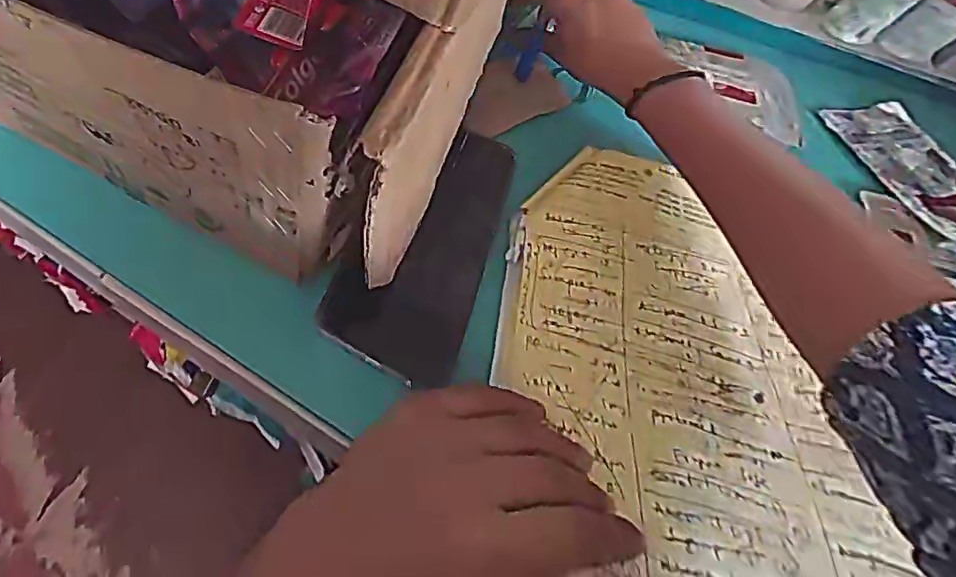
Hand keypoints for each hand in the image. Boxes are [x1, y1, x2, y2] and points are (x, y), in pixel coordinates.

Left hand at [240, 386, 642, 576]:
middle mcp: (468, 483)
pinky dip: (513, 403)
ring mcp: (440, 435)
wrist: (324, 553)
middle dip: (588, 492)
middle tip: (603, 502)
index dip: (609, 538)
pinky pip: (479, 395)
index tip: (630, 538)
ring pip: (522, 430)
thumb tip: (574, 546)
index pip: (569, 535)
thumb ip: (526, 567)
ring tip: (578, 459)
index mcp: (481, 547)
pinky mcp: (418, 407)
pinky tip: (536, 413)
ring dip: (558, 445)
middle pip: (551, 478)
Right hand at [512, 0, 678, 104]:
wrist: (641, 71)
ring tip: (572, 27)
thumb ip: (538, 39)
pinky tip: (594, 29)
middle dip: (551, 2)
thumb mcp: (560, 52)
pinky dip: (593, 8)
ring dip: (574, 4)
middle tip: (545, 21)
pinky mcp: (628, 1)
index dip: (523, 0)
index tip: (519, 10)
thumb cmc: (596, 62)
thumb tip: (522, 35)